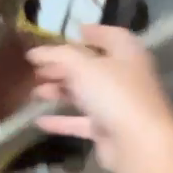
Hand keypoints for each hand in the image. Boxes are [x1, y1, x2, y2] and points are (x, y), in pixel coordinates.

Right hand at [27, 24, 172, 171]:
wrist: (137, 140)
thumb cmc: (114, 94)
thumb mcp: (83, 67)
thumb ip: (58, 56)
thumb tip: (34, 52)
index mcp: (127, 56)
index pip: (112, 36)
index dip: (93, 32)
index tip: (71, 31)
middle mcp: (124, 77)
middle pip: (93, 66)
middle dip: (65, 65)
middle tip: (38, 67)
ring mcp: (116, 104)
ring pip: (85, 93)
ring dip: (60, 90)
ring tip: (35, 91)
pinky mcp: (107, 128)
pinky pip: (79, 120)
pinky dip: (60, 119)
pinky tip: (38, 120)